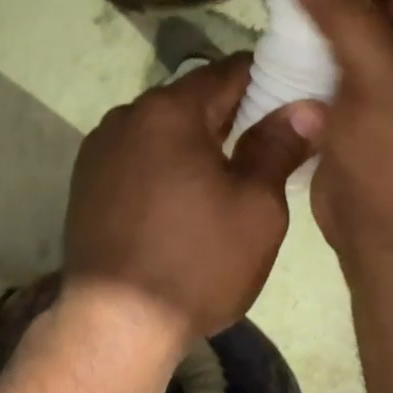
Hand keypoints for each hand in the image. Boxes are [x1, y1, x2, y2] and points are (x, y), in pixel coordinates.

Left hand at [63, 55, 322, 341]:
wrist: (114, 321)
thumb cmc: (197, 261)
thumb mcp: (255, 208)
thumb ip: (278, 147)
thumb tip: (306, 106)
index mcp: (169, 111)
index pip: (227, 71)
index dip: (266, 79)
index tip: (295, 95)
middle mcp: (127, 115)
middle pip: (190, 98)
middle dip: (230, 113)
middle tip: (270, 143)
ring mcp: (100, 146)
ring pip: (160, 127)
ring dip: (193, 140)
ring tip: (226, 174)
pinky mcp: (86, 177)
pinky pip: (136, 153)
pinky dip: (162, 161)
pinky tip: (180, 197)